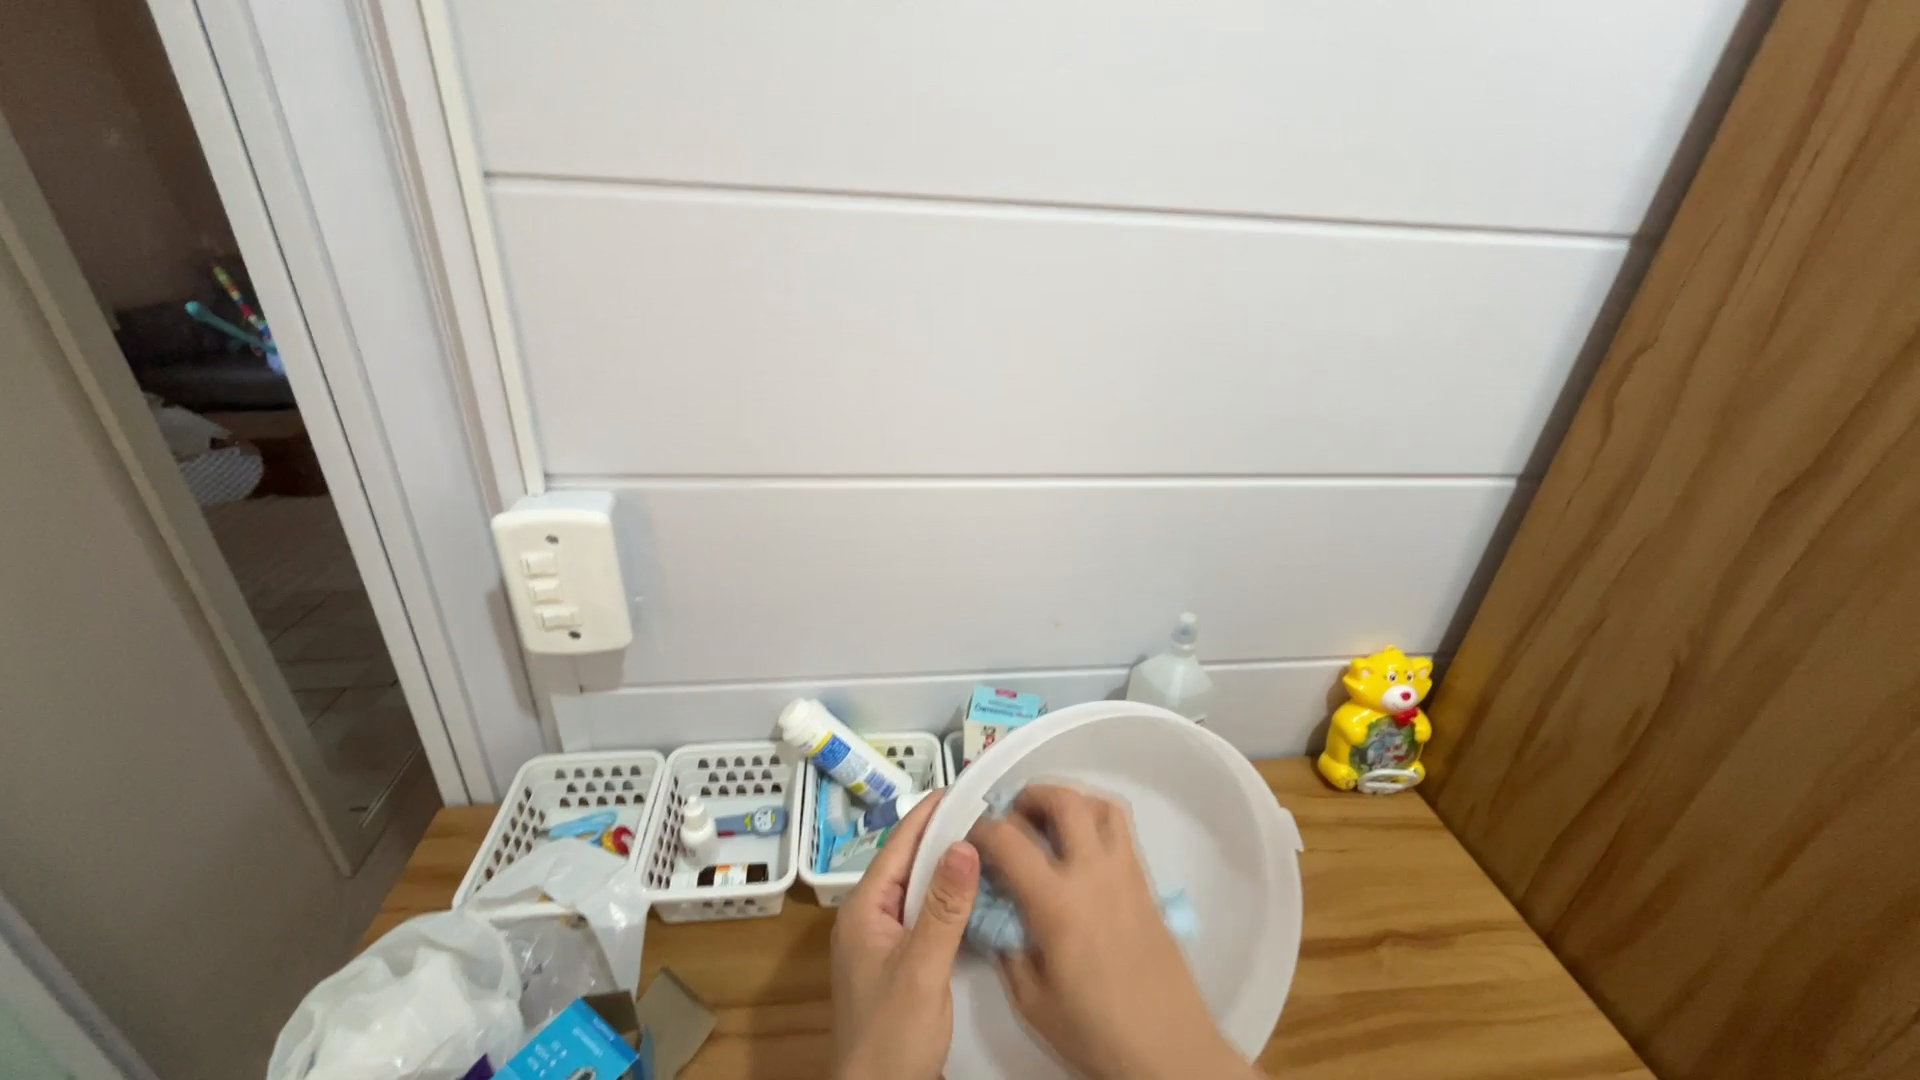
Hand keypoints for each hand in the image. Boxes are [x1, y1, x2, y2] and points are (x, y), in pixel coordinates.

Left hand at [830, 790, 980, 1079]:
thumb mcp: (921, 968)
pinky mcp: (899, 960)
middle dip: (944, 833)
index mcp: (864, 908)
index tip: (966, 786)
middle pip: (909, 861)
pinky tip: (976, 894)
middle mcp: (870, 916)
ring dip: (948, 865)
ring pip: (918, 887)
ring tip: (988, 842)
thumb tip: (965, 843)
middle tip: (988, 811)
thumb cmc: (892, 1035)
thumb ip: (942, 907)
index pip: (900, 844)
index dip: (931, 812)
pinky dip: (949, 897)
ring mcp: (883, 939)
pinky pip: (925, 912)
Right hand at [970, 786, 1256, 1079]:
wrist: (1168, 1050)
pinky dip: (1095, 817)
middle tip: (1010, 813)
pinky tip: (1079, 844)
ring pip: (1100, 804)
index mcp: (1057, 903)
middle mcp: (1094, 874)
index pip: (1009, 840)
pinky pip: (1121, 829)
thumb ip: (1007, 947)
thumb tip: (994, 913)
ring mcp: (1126, 873)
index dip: (980, 828)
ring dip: (1068, 798)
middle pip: (1063, 801)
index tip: (967, 835)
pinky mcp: (1146, 882)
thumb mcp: (1031, 999)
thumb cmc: (1096, 1030)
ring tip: (1047, 818)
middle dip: (1029, 795)